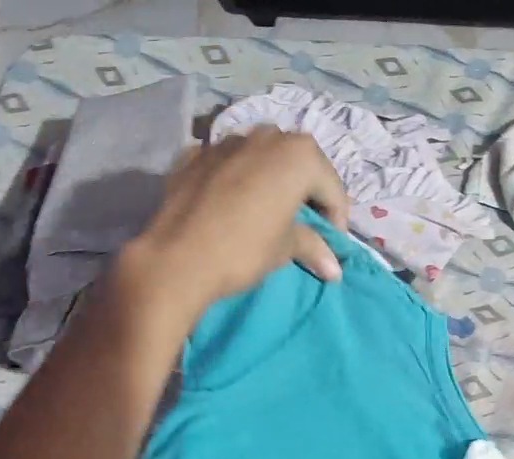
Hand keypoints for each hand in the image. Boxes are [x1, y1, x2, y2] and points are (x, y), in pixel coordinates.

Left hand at [120, 127, 351, 317]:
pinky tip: (231, 204)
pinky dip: (237, 179)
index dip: (335, 219)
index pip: (332, 187)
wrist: (178, 257)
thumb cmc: (244, 250)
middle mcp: (267, 135)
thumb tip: (335, 269)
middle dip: (305, 193)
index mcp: (299, 153)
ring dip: (271, 180)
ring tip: (266, 213)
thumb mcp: (285, 249)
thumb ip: (312, 247)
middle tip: (302, 226)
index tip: (330, 245)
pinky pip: (228, 163)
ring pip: (262, 158)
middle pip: (299, 164)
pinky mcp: (197, 154)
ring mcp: (228, 140)